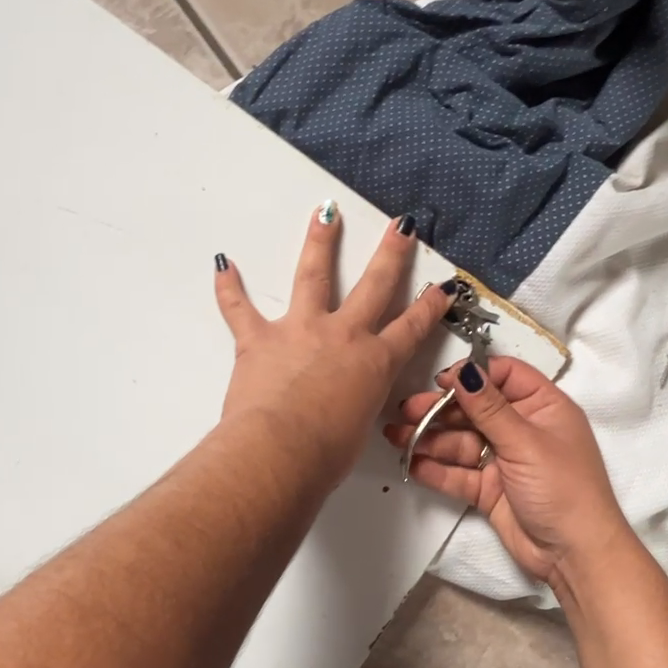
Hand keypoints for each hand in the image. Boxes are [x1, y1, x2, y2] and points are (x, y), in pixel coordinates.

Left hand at [215, 204, 450, 480]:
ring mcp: (300, 330)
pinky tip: (223, 264)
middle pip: (375, 286)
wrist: (279, 453)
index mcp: (375, 363)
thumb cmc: (324, 455)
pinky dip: (229, 288)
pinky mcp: (259, 338)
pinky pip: (239, 308)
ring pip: (313, 276)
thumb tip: (343, 405)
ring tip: (325, 211)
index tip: (444, 285)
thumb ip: (356, 406)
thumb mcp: (358, 431)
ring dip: (320, 241)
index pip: (411, 328)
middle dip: (391, 253)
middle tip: (402, 226)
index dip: (431, 305)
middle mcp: (343, 336)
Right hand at [385, 357, 629, 584]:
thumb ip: (489, 408)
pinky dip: (435, 469)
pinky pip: (458, 473)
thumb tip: (464, 371)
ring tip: (397, 438)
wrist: (574, 556)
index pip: (504, 376)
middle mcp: (521, 429)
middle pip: (474, 409)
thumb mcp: (526, 442)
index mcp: (542, 407)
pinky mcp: (489, 489)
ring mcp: (503, 460)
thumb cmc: (563, 488)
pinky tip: (412, 464)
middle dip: (439, 410)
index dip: (473, 375)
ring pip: (460, 441)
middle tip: (406, 411)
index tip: (442, 381)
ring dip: (430, 439)